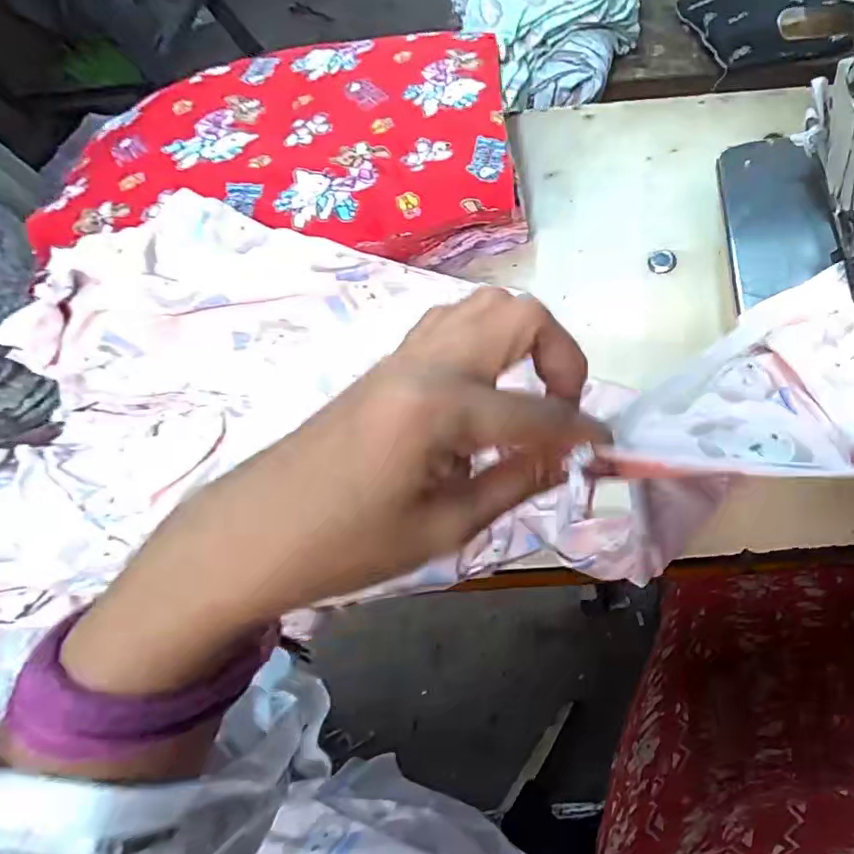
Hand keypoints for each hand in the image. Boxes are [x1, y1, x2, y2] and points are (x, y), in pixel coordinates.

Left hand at [63, 288, 608, 692]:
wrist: (246, 539)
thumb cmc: (346, 546)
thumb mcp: (446, 528)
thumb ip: (518, 481)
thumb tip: (571, 455)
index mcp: (440, 409)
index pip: (540, 411)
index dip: (583, 432)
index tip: (607, 450)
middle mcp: (426, 363)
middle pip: (521, 315)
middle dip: (564, 357)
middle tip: (564, 408)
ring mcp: (403, 355)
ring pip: (486, 306)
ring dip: (527, 341)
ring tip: (533, 396)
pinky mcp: (389, 363)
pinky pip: (454, 323)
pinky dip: (491, 343)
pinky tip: (489, 393)